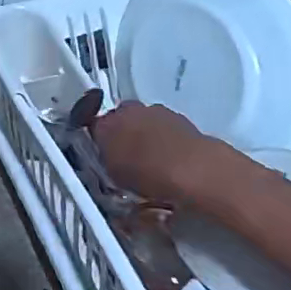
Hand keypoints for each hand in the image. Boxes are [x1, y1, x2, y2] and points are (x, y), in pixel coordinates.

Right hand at [91, 101, 241, 205]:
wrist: (197, 169)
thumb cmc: (150, 175)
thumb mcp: (118, 178)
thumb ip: (110, 164)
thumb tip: (111, 162)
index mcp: (103, 124)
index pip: (93, 127)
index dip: (100, 142)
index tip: (107, 156)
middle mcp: (124, 111)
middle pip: (119, 119)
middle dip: (124, 134)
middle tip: (131, 158)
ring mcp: (153, 111)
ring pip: (143, 121)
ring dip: (147, 134)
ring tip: (157, 160)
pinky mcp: (179, 117)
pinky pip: (166, 127)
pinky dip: (168, 138)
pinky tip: (175, 159)